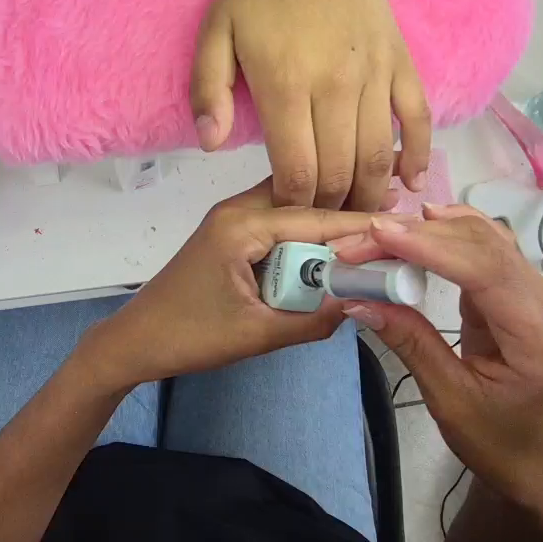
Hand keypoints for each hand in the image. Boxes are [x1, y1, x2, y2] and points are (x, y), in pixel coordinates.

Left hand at [76, 184, 374, 384]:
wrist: (135, 341)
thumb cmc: (189, 337)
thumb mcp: (257, 334)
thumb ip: (313, 319)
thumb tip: (363, 303)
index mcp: (241, 225)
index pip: (315, 216)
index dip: (362, 223)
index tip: (407, 226)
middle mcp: (236, 210)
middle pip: (306, 200)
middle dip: (351, 207)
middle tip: (403, 209)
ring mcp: (230, 219)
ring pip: (292, 207)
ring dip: (329, 217)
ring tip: (380, 219)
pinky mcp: (229, 234)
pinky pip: (277, 222)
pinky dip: (306, 231)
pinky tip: (334, 243)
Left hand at [191, 0, 431, 212]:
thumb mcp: (214, 35)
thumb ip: (207, 93)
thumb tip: (210, 147)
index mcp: (286, 87)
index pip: (297, 171)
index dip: (295, 209)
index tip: (290, 225)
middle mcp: (336, 88)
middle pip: (340, 173)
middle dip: (332, 212)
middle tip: (326, 232)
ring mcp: (375, 75)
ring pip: (380, 155)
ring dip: (372, 196)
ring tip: (363, 221)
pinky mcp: (401, 61)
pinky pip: (418, 117)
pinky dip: (419, 154)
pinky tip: (411, 183)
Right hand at [337, 205, 542, 530]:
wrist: (540, 470)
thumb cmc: (498, 445)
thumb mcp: (448, 399)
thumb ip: (410, 341)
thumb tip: (359, 299)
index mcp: (541, 338)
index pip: (486, 270)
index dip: (431, 245)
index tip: (379, 234)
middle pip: (486, 246)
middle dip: (420, 234)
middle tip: (361, 239)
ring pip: (489, 240)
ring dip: (433, 230)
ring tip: (380, 233)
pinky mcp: (528, 295)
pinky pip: (490, 253)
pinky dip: (451, 238)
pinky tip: (421, 228)